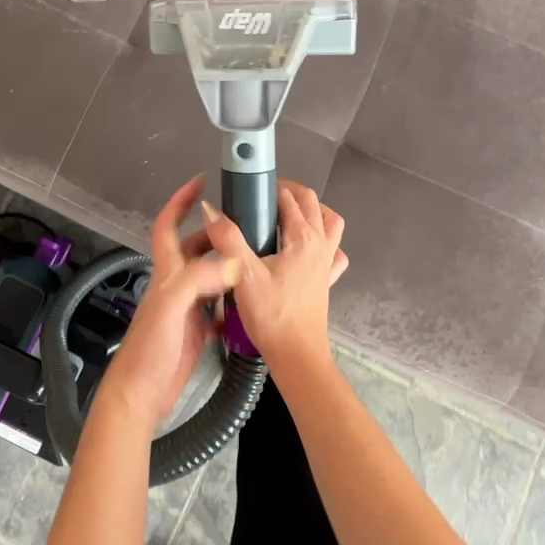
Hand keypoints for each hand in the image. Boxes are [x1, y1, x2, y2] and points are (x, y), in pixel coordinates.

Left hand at [94, 177, 239, 427]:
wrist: (140, 396)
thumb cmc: (150, 349)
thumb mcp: (171, 306)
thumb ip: (199, 279)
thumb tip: (235, 263)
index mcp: (166, 273)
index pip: (168, 227)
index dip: (180, 202)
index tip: (200, 181)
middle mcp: (175, 286)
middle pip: (195, 250)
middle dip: (217, 234)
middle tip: (247, 225)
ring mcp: (186, 309)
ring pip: (210, 277)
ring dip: (229, 265)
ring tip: (257, 256)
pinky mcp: (196, 331)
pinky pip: (219, 308)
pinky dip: (234, 301)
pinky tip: (251, 301)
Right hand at [203, 181, 348, 368]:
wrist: (296, 355)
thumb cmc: (272, 314)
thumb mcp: (243, 274)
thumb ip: (227, 238)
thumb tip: (209, 209)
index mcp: (304, 237)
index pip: (289, 197)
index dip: (269, 188)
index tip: (248, 191)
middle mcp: (322, 244)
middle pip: (313, 203)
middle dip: (291, 193)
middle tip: (265, 197)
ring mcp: (328, 263)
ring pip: (331, 223)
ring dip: (313, 212)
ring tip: (288, 216)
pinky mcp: (327, 282)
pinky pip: (335, 253)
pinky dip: (326, 243)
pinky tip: (309, 250)